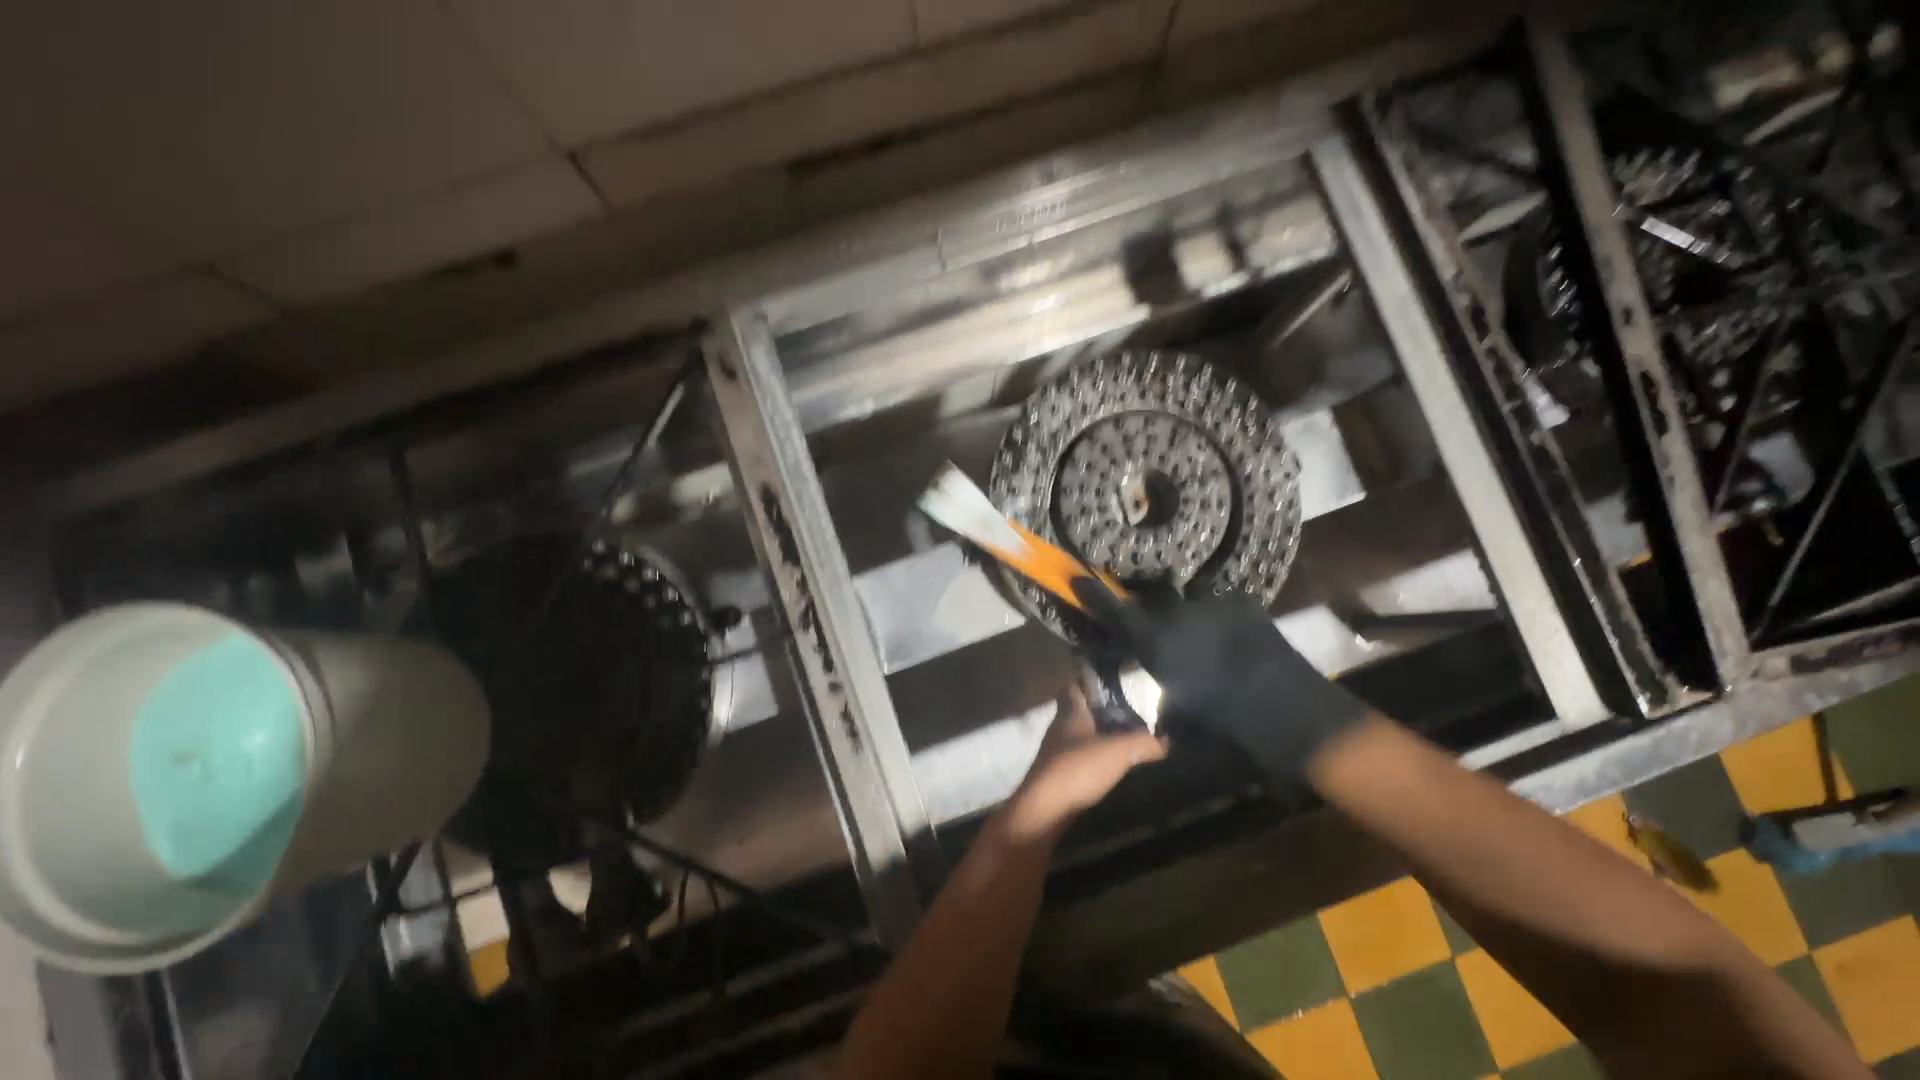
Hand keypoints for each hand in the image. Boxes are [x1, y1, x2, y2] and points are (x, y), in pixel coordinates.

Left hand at [1002, 686, 1165, 841]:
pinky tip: (1113, 765)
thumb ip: (1144, 743)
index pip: (1074, 685)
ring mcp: (1056, 752)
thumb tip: (1165, 742)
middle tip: (1129, 709)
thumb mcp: (1119, 751)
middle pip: (1079, 710)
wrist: (1045, 810)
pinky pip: (1080, 758)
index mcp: (1070, 712)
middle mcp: (1060, 728)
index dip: (1088, 678)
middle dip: (1100, 709)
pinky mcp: (1058, 775)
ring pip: (1080, 735)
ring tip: (1127, 736)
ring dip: (1099, 734)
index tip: (1110, 678)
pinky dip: (1096, 758)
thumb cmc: (1077, 768)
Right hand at [1075, 585, 1371, 778]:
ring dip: (1192, 611)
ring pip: (1193, 598)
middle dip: (1154, 610)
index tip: (1079, 577)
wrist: (1289, 712)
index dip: (1095, 594)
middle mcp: (1178, 616)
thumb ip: (1160, 697)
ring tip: (1204, 632)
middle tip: (1163, 629)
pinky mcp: (1245, 604)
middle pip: (1156, 601)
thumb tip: (1154, 696)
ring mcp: (1213, 605)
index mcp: (1156, 644)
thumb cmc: (1227, 725)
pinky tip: (1233, 635)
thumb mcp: (1183, 717)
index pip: (1115, 611)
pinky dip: (1223, 615)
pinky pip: (1224, 603)